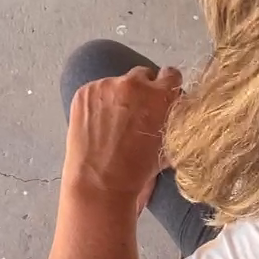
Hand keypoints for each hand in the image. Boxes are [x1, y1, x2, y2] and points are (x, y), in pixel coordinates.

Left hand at [65, 67, 181, 203]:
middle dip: (143, 90)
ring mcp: (106, 86)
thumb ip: (173, 119)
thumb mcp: (170, 144)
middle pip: (143, 75)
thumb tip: (172, 109)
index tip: (162, 96)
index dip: (167, 87)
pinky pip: (98, 91)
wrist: (100, 184)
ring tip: (115, 124)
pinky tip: (99, 124)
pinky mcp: (85, 92)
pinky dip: (99, 103)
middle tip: (138, 113)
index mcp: (162, 97)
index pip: (171, 75)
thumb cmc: (139, 172)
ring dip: (119, 96)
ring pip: (118, 83)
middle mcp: (135, 85)